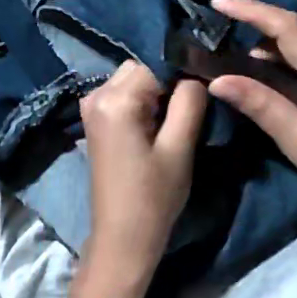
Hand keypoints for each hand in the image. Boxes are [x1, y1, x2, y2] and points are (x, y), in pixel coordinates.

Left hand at [79, 61, 209, 282]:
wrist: (122, 236)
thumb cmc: (153, 196)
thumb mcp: (179, 147)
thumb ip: (189, 102)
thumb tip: (196, 73)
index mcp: (116, 99)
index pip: (156, 61)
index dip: (183, 70)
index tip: (205, 84)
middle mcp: (97, 94)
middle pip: (141, 66)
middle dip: (167, 79)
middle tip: (192, 104)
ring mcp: (91, 106)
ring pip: (133, 77)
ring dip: (155, 89)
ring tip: (177, 115)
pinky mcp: (95, 118)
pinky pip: (123, 93)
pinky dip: (142, 99)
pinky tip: (158, 122)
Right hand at [206, 0, 296, 245]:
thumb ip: (262, 107)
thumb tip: (217, 80)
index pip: (289, 29)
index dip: (251, 10)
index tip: (218, 3)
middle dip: (255, 30)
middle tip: (217, 38)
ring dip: (271, 51)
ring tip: (234, 63)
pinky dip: (290, 67)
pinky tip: (269, 81)